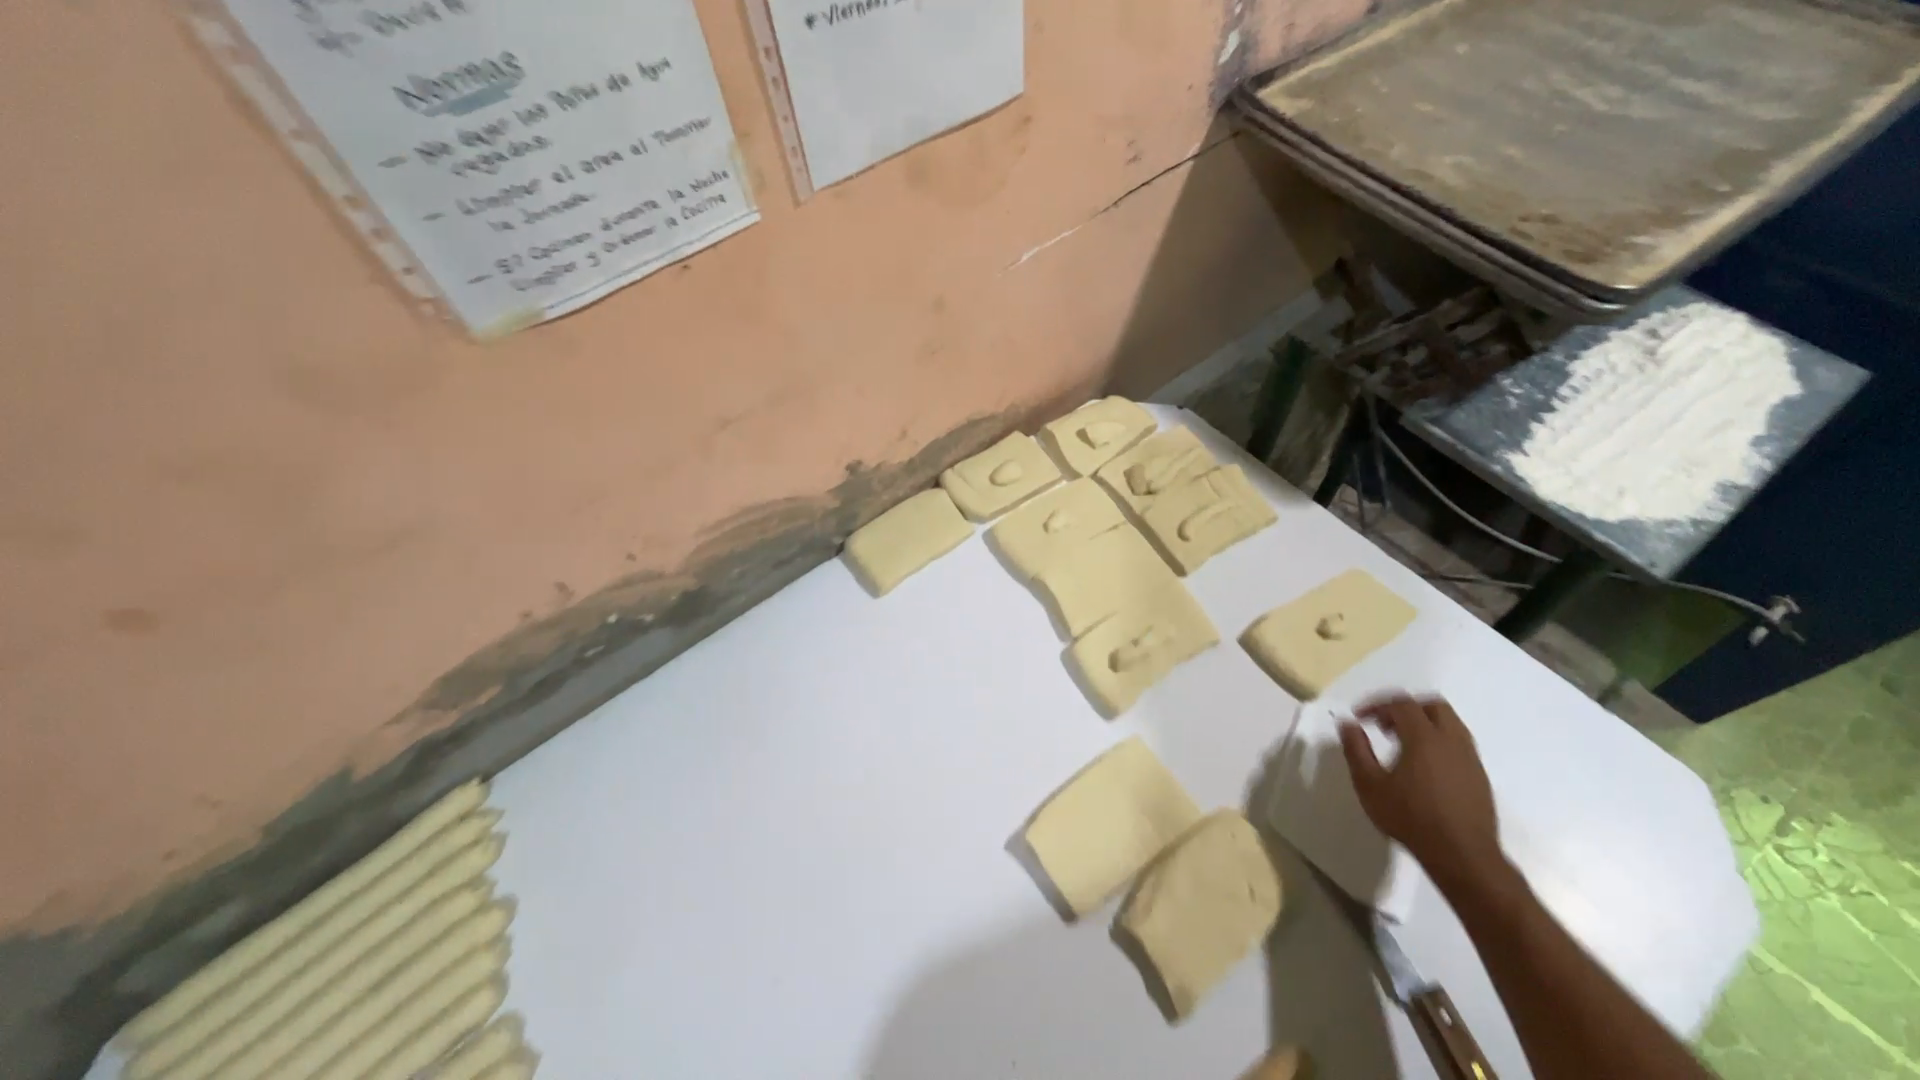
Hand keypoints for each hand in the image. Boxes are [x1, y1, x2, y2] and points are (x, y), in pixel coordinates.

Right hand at [1339, 695, 1504, 890]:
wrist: (1462, 855)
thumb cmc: (1410, 818)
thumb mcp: (1370, 785)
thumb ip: (1356, 750)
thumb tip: (1347, 724)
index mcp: (1424, 737)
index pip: (1401, 704)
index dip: (1377, 705)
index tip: (1360, 718)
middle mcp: (1452, 739)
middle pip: (1432, 705)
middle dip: (1405, 708)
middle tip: (1384, 725)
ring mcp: (1471, 757)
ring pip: (1450, 723)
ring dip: (1425, 723)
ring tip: (1402, 744)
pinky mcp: (1480, 775)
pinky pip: (1459, 743)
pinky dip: (1439, 741)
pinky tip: (1424, 767)